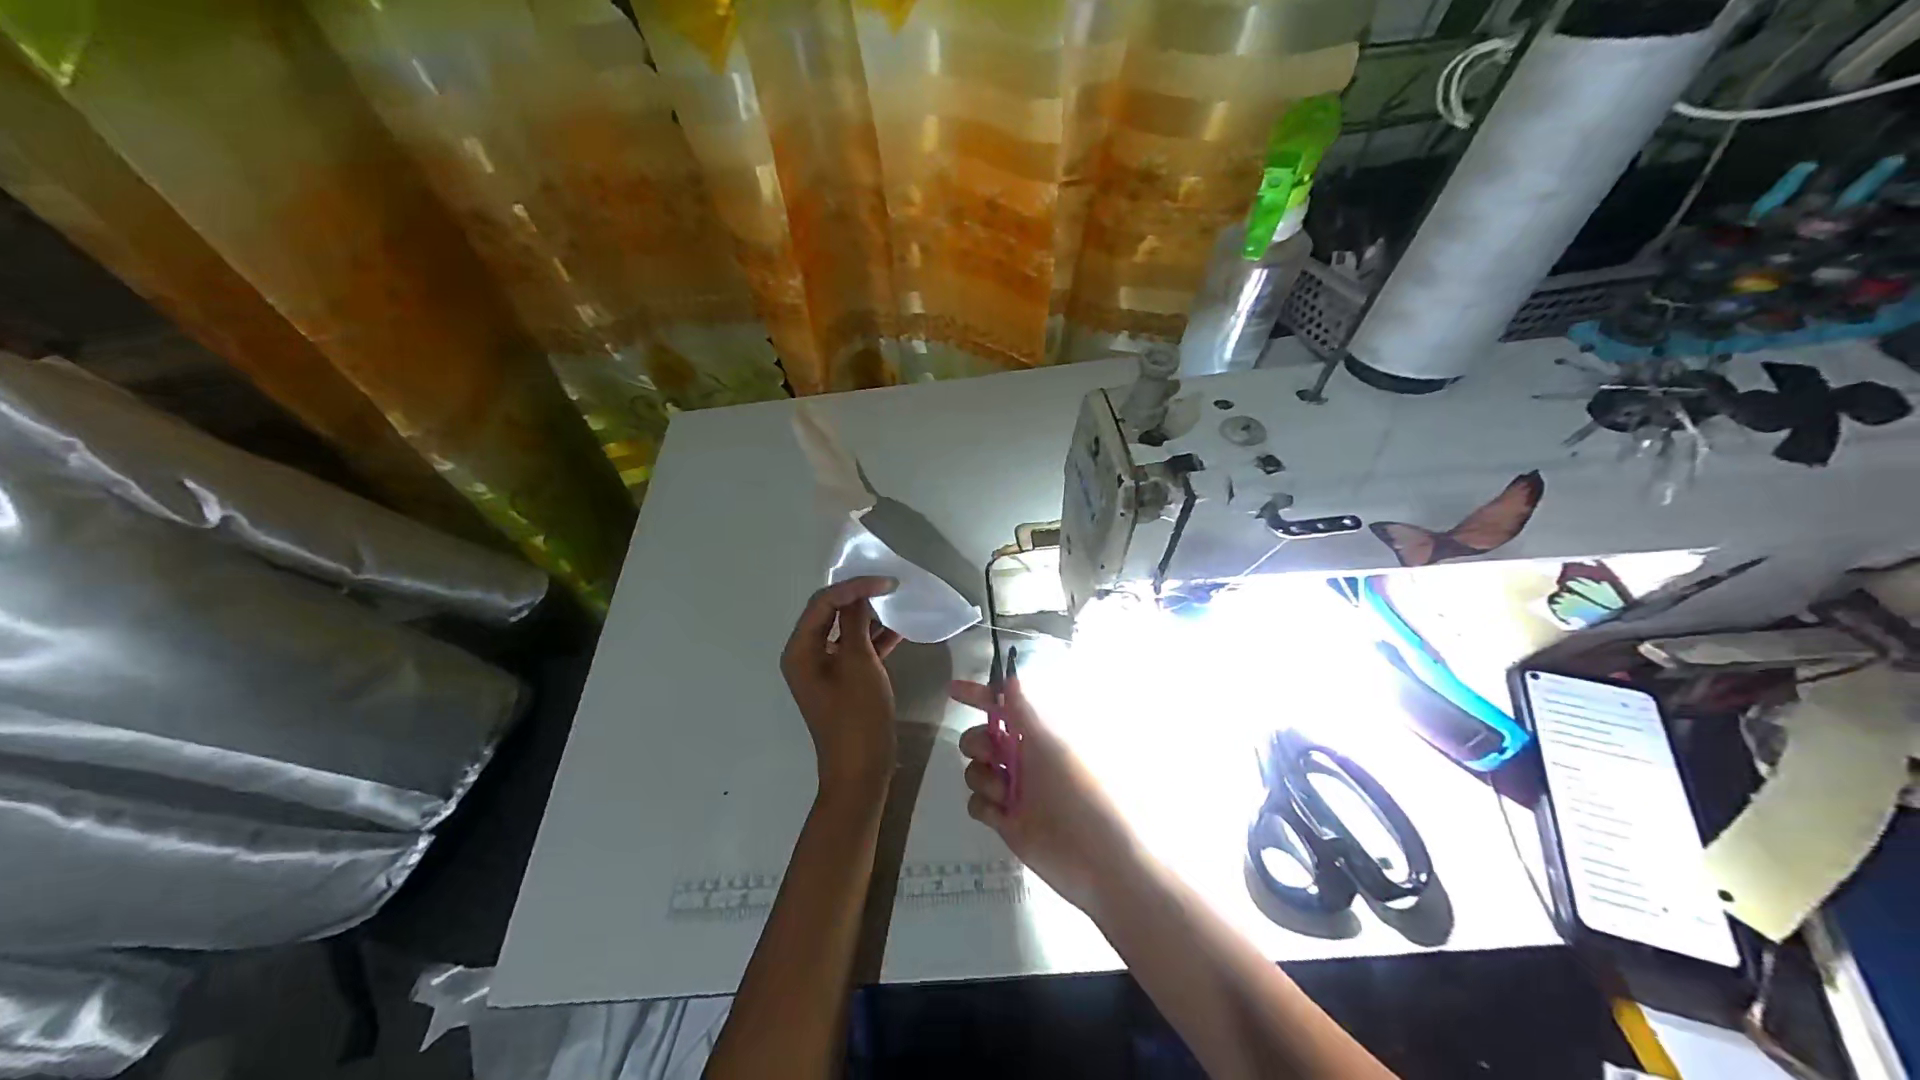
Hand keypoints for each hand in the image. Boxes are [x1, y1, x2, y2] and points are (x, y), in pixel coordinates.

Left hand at [782, 577, 903, 797]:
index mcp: (800, 650)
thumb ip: (857, 622)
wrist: (861, 769)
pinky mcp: (845, 680)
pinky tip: (901, 628)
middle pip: (831, 612)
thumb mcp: (859, 663)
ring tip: (898, 601)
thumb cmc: (857, 715)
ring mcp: (826, 668)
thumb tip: (858, 592)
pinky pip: (858, 649)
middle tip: (890, 584)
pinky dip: (876, 638)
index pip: (823, 603)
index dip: (854, 586)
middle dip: (860, 596)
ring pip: (847, 630)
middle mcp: (807, 654)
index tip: (887, 581)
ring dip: (870, 616)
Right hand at [949, 676, 1141, 912]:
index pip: (1005, 707)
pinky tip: (1002, 815)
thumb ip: (1024, 710)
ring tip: (1005, 795)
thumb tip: (1011, 675)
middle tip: (992, 756)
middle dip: (978, 743)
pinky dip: (984, 806)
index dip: (979, 696)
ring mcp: (1015, 791)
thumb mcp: (1049, 743)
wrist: (1097, 858)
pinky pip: (977, 804)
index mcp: (1040, 735)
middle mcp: (1026, 759)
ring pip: (976, 771)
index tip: (952, 690)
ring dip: (983, 777)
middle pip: (982, 739)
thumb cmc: (1077, 791)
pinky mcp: (1007, 821)